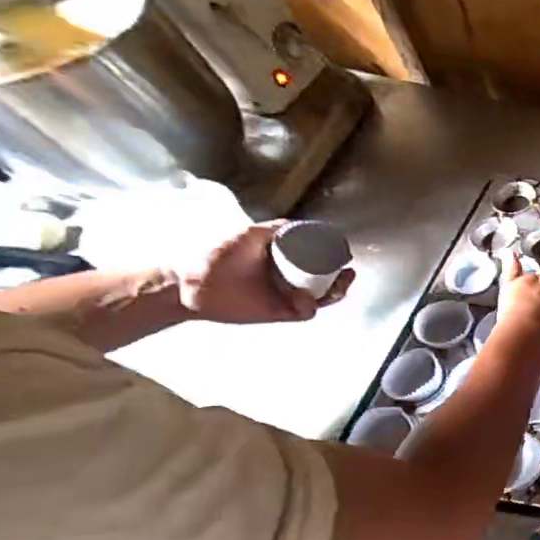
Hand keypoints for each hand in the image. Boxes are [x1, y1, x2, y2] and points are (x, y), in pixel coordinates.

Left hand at [179, 220, 352, 323]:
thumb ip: (275, 228)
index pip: (320, 259)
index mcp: (287, 259)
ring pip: (323, 297)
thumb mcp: (249, 235)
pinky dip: (311, 306)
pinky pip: (307, 312)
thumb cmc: (216, 256)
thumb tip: (302, 225)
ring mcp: (288, 296)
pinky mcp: (282, 313)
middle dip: (343, 278)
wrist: (191, 285)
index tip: (345, 254)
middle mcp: (292, 278)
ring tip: (338, 286)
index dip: (336, 258)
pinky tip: (305, 298)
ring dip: (335, 292)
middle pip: (328, 280)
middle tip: (348, 272)